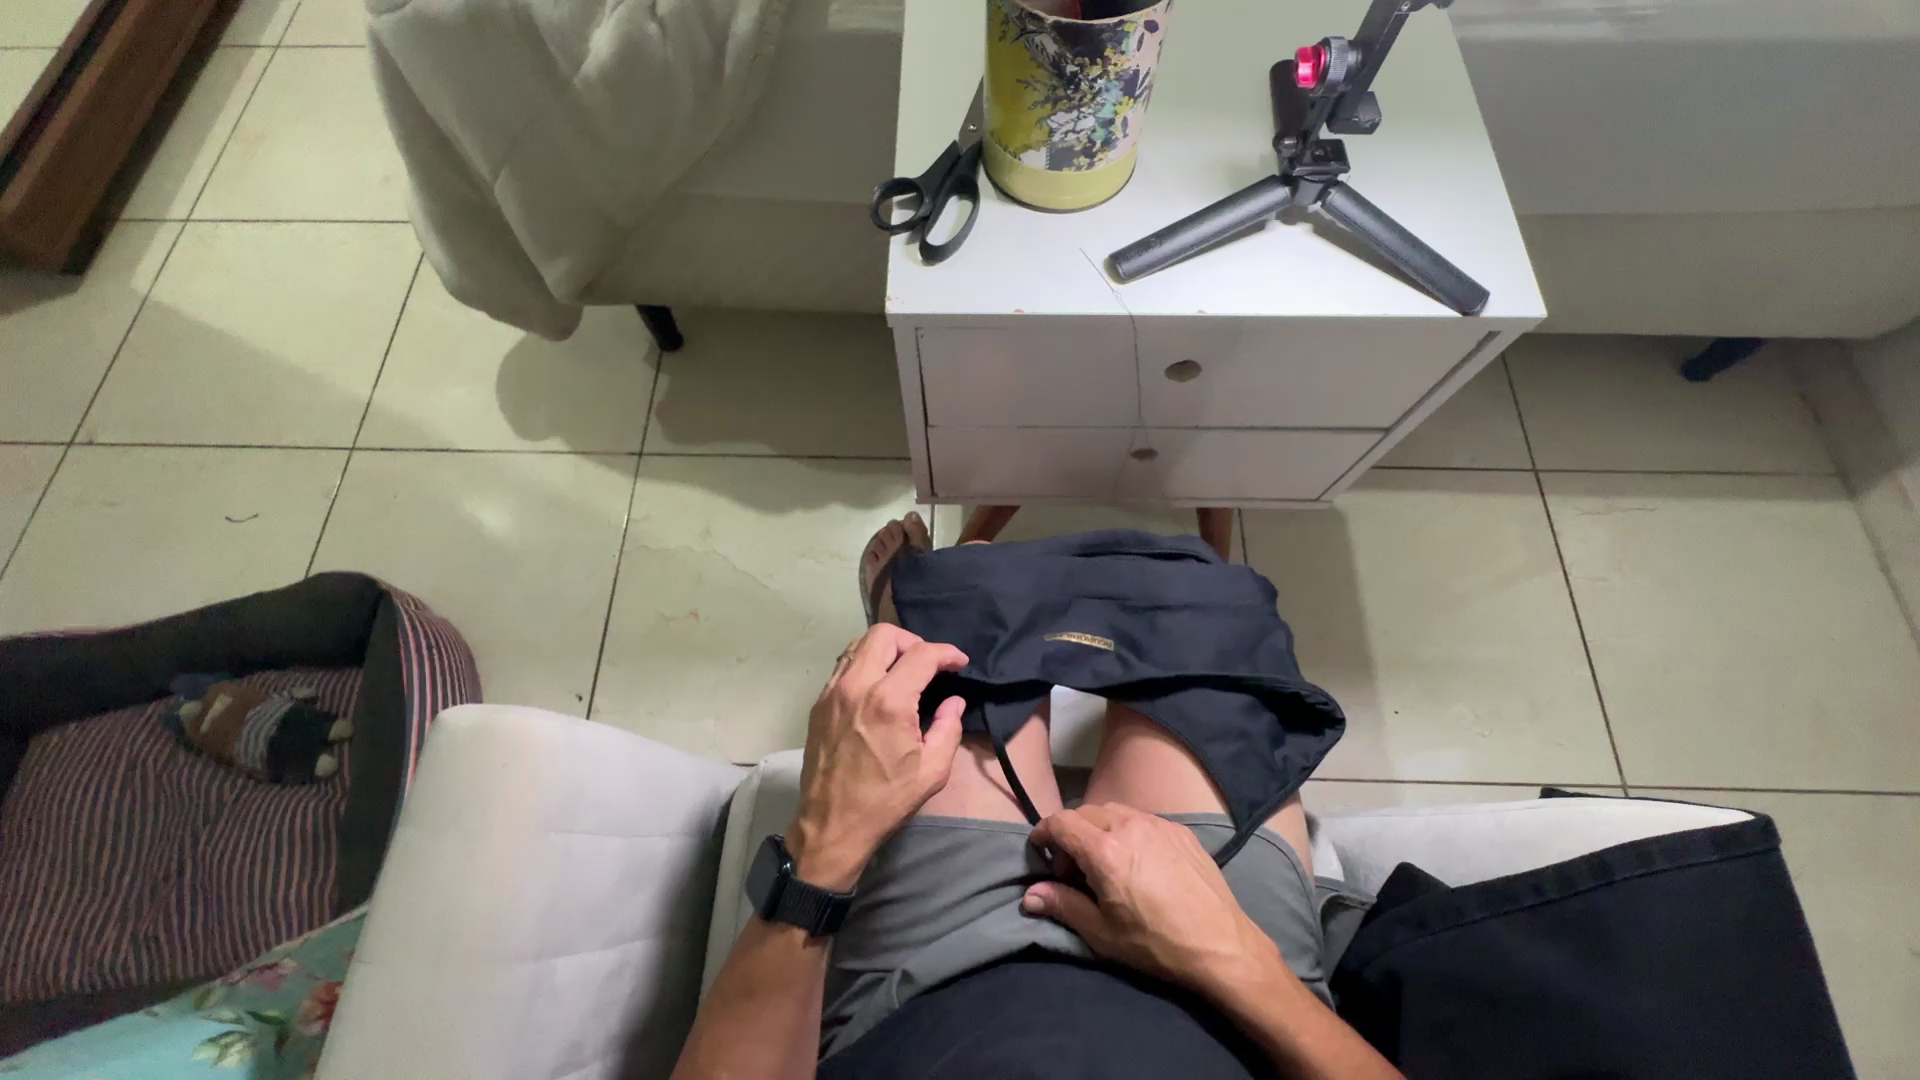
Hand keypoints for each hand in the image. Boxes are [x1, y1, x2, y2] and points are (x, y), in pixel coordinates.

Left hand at [789, 624, 968, 890]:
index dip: (946, 653)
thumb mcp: (932, 770)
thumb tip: (953, 702)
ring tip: (903, 668)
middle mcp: (857, 686)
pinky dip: (865, 662)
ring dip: (886, 648)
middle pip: (884, 634)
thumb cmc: (886, 800)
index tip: (959, 662)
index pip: (922, 654)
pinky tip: (878, 684)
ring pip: (859, 644)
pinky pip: (843, 665)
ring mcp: (832, 692)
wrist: (832, 826)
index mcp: (889, 701)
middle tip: (929, 663)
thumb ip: (948, 727)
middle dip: (913, 641)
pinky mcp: (819, 703)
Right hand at [1021, 803, 1278, 994]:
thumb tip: (1030, 896)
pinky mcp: (1179, 830)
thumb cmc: (1157, 944)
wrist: (1222, 946)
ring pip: (1114, 811)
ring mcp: (1157, 824)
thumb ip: (1063, 906)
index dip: (1043, 832)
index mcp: (1105, 851)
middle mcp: (1129, 826)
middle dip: (1071, 834)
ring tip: (1105, 863)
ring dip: (1098, 829)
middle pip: (1085, 813)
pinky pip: (1141, 819)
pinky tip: (1137, 861)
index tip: (1039, 849)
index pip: (1061, 822)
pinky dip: (1127, 831)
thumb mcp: (1103, 933)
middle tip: (1073, 869)